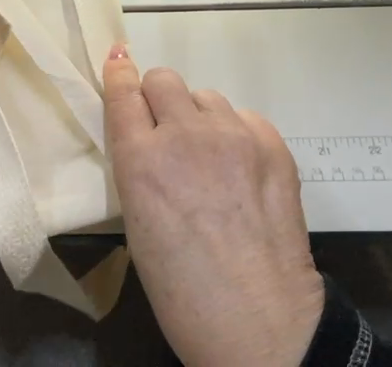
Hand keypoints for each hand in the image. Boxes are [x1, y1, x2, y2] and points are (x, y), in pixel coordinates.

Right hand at [104, 46, 322, 366]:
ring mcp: (233, 137)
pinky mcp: (272, 145)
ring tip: (211, 162)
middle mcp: (185, 135)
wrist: (260, 324)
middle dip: (160, 100)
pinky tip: (241, 173)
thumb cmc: (181, 287)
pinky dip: (237, 135)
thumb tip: (144, 132)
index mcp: (141, 159)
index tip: (119, 66)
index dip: (119, 76)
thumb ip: (138, 163)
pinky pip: (244, 118)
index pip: (122, 90)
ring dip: (200, 119)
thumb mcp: (137, 220)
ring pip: (205, 97)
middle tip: (168, 135)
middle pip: (163, 79)